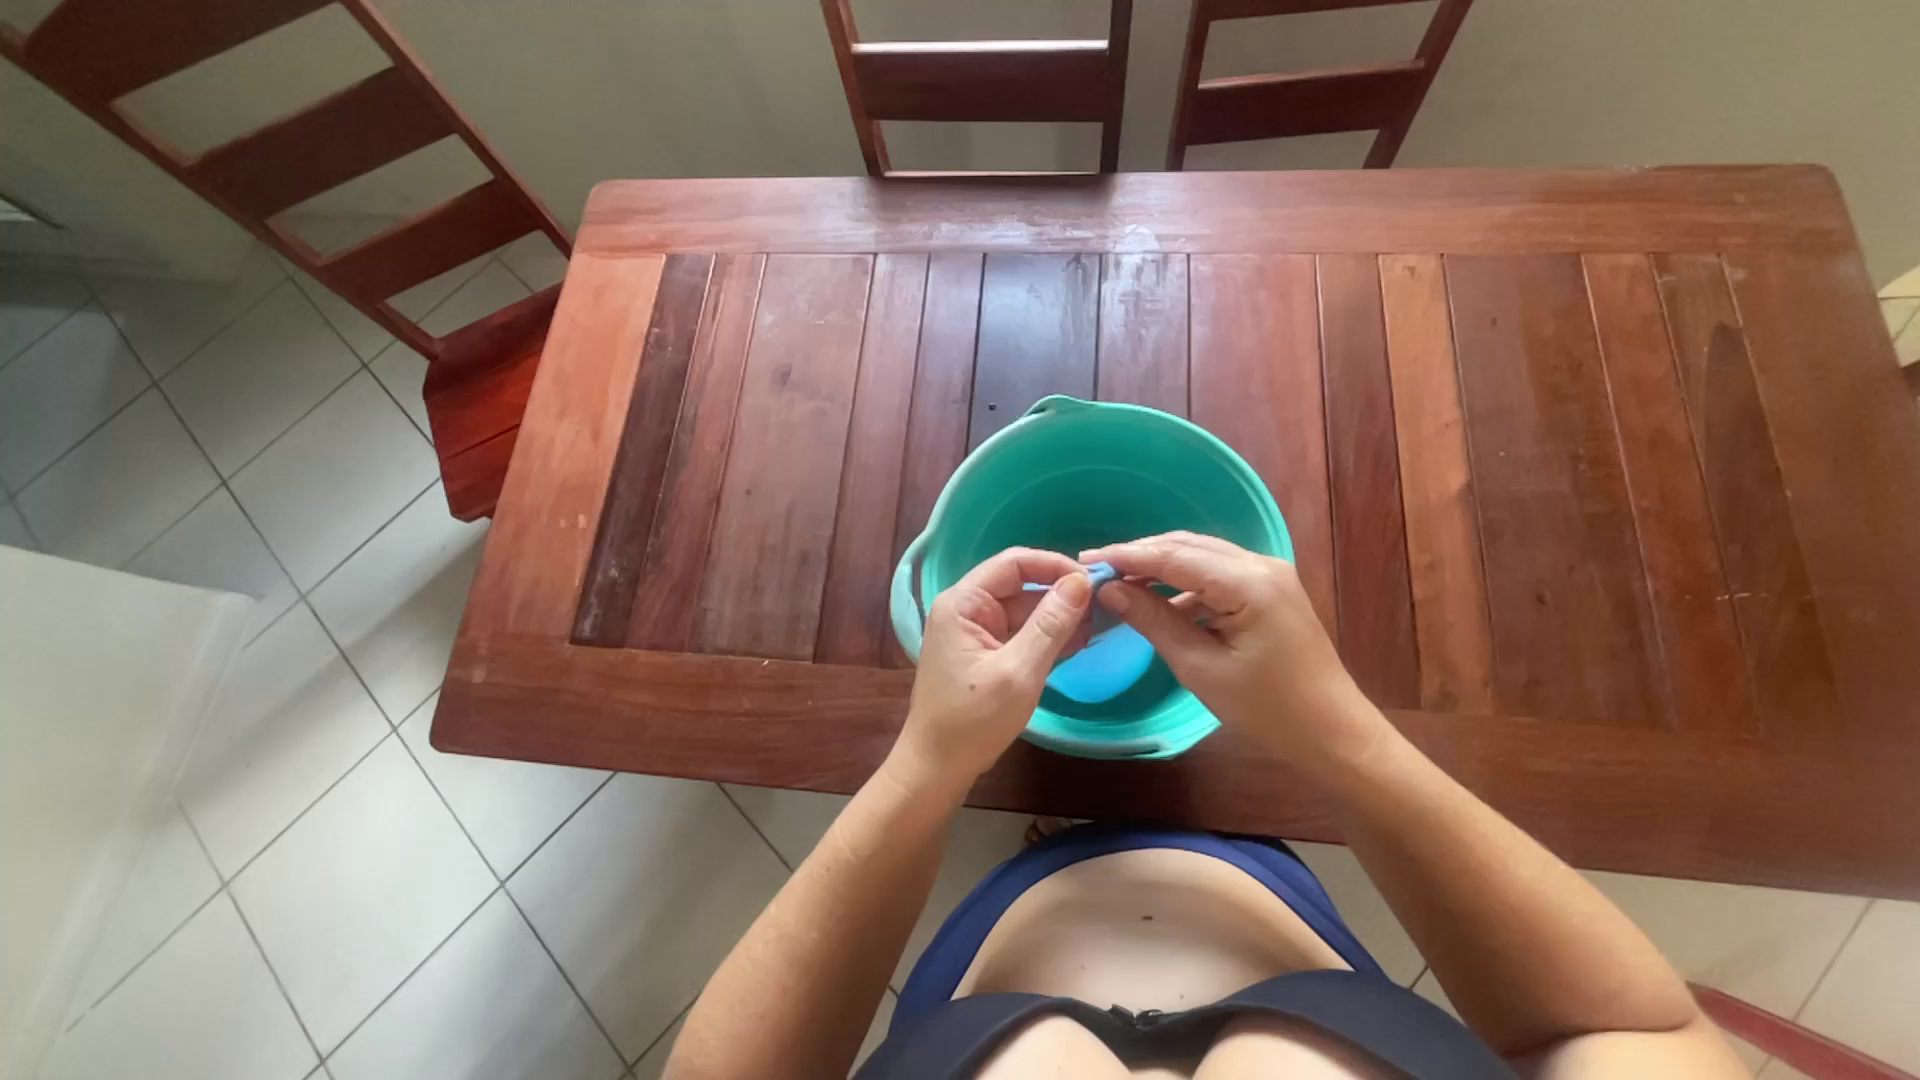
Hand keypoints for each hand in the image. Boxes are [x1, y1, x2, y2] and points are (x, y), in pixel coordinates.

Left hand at [890, 548, 1092, 792]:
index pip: (1015, 562)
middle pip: (1022, 584)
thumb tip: (1081, 583)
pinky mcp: (986, 652)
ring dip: (1059, 618)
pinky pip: (1022, 632)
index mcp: (964, 603)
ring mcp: (976, 631)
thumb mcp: (1019, 672)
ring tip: (1095, 631)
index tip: (1093, 582)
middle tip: (1103, 610)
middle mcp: (967, 608)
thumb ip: (1051, 625)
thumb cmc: (972, 721)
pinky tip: (1077, 645)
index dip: (1055, 566)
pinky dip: (1048, 637)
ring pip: (1026, 609)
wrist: (937, 768)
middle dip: (1061, 595)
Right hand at [1079, 532, 1389, 768]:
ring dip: (1160, 566)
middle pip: (1188, 546)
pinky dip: (1183, 582)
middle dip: (1140, 555)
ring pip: (1201, 556)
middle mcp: (1261, 565)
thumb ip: (1153, 620)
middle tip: (1096, 569)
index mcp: (1248, 583)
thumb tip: (1110, 590)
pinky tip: (1157, 600)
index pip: (1174, 556)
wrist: (1333, 734)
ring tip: (1119, 582)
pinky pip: (1217, 574)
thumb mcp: (1199, 667)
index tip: (1086, 560)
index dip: (1127, 556)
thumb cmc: (1267, 709)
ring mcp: (1269, 575)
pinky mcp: (1270, 590)